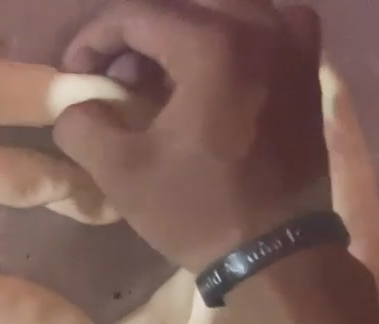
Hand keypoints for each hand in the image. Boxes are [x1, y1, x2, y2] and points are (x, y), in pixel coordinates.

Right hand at [53, 0, 328, 271]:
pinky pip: (256, 24)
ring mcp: (292, 36)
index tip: (72, 72)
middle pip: (180, 6)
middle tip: (110, 77)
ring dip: (177, 36)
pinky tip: (198, 80)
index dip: (94, 38)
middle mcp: (261, 22)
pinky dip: (218, 41)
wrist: (272, 244)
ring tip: (152, 80)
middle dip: (135, 35)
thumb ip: (83, 128)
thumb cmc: (194, 209)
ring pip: (220, 9)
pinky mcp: (305, 59)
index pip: (138, 14)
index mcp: (213, 44)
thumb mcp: (121, 174)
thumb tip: (73, 105)